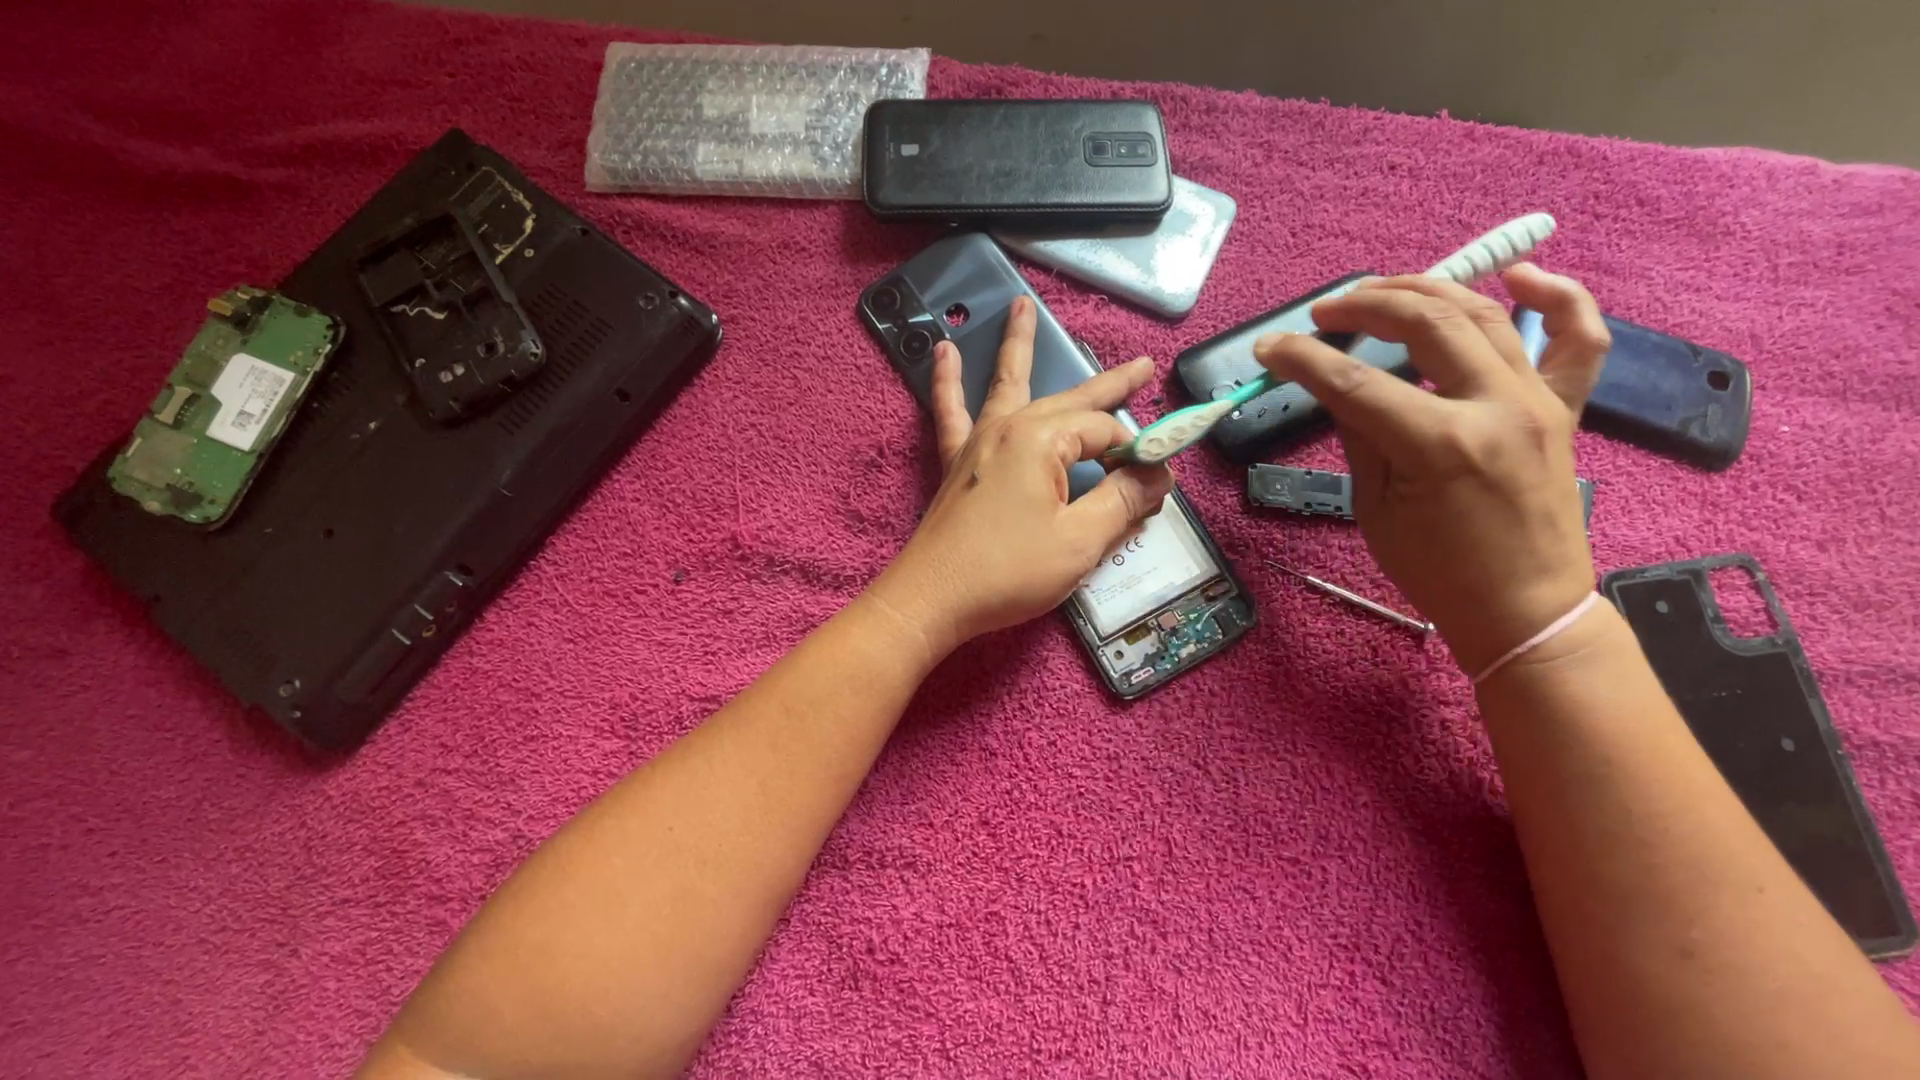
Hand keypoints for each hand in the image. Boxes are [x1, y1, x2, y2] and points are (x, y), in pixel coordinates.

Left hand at [869, 296, 1173, 653]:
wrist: (932, 598)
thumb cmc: (1007, 572)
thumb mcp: (1080, 542)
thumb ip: (1123, 502)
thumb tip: (1159, 477)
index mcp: (1042, 440)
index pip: (1108, 435)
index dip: (1138, 458)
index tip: (1157, 486)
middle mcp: (1009, 427)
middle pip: (1071, 400)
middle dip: (1110, 384)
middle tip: (1142, 365)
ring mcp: (977, 441)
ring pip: (1006, 383)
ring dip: (1018, 345)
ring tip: (1020, 305)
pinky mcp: (956, 461)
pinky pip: (951, 410)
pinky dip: (948, 380)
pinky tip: (941, 351)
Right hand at [1253, 264, 1610, 674]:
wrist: (1524, 608)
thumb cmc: (1437, 571)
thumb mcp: (1375, 507)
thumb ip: (1361, 435)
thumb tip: (1341, 385)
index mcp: (1441, 444)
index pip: (1356, 380)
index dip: (1303, 358)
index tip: (1269, 348)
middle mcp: (1496, 407)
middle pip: (1425, 325)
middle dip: (1365, 306)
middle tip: (1324, 312)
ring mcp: (1539, 401)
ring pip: (1484, 314)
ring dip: (1426, 290)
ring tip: (1380, 290)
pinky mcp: (1565, 408)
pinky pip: (1579, 339)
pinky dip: (1559, 296)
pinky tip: (1520, 274)